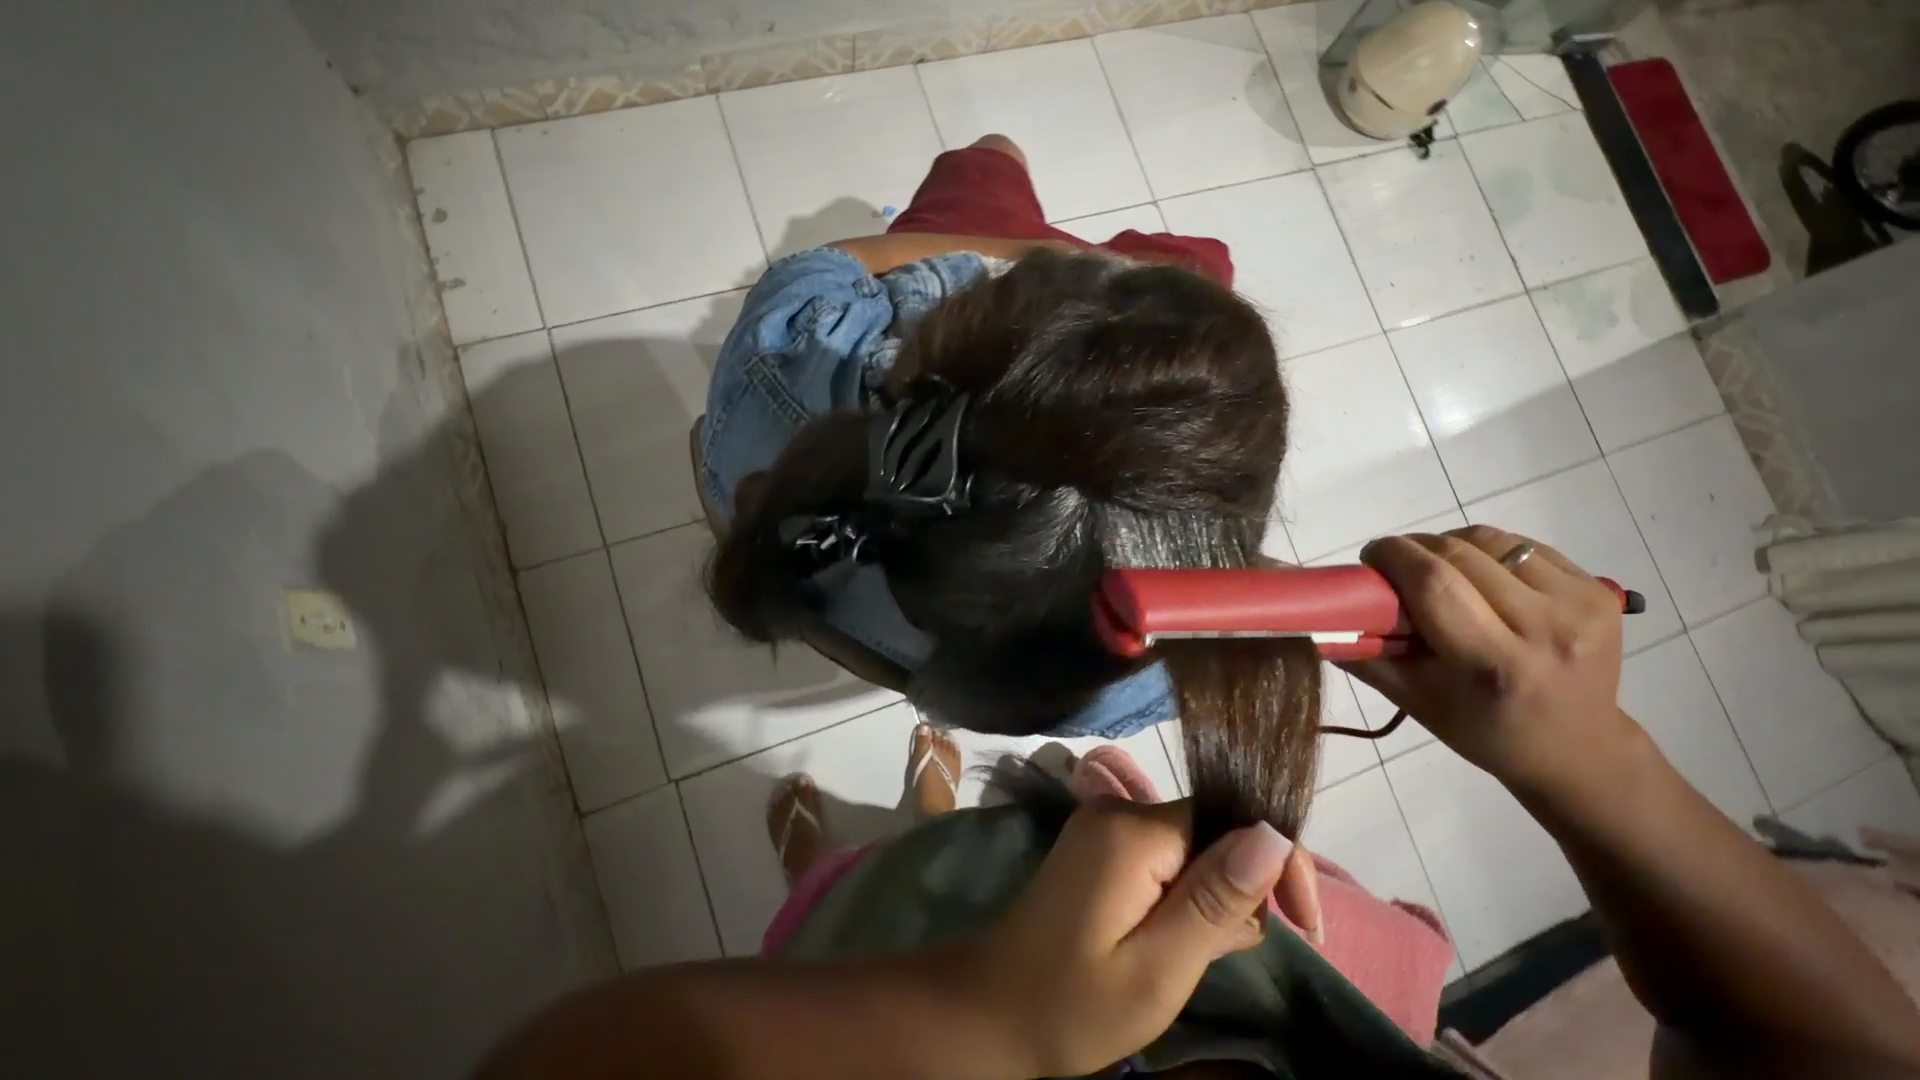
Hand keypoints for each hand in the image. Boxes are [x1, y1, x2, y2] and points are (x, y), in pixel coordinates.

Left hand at [954, 799, 1312, 1077]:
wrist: (989, 1011)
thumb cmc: (1073, 1004)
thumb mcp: (1157, 968)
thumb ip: (1215, 899)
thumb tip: (1273, 833)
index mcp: (1132, 832)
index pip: (1234, 817)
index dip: (1277, 865)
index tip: (1302, 928)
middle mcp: (1118, 811)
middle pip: (1214, 829)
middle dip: (1243, 889)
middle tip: (1224, 955)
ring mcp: (1105, 828)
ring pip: (1194, 848)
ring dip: (1214, 899)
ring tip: (1196, 957)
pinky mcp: (1101, 850)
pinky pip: (1166, 859)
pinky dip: (1186, 899)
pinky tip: (1177, 942)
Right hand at [1344, 526, 1642, 794]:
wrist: (1577, 747)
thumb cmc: (1484, 729)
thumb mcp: (1415, 701)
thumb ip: (1366, 656)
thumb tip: (1319, 618)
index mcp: (1495, 664)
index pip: (1434, 583)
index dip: (1394, 556)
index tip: (1370, 558)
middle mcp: (1546, 629)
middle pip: (1460, 554)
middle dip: (1415, 548)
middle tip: (1394, 564)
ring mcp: (1580, 605)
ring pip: (1491, 541)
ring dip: (1451, 544)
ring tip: (1437, 570)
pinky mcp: (1597, 590)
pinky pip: (1523, 546)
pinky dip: (1488, 551)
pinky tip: (1480, 577)